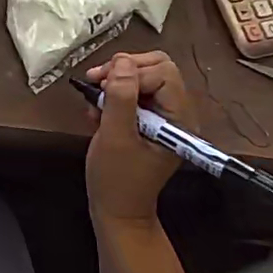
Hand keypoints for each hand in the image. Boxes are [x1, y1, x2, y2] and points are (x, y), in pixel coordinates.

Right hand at [85, 51, 187, 225]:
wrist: (117, 211)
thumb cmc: (117, 179)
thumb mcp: (115, 137)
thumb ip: (120, 98)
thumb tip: (122, 61)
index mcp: (178, 118)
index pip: (162, 73)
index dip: (131, 73)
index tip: (102, 85)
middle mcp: (176, 112)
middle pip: (157, 68)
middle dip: (124, 70)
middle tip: (96, 83)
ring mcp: (163, 116)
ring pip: (144, 76)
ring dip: (115, 81)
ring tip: (93, 99)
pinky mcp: (148, 119)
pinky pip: (134, 91)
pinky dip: (114, 94)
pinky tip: (97, 110)